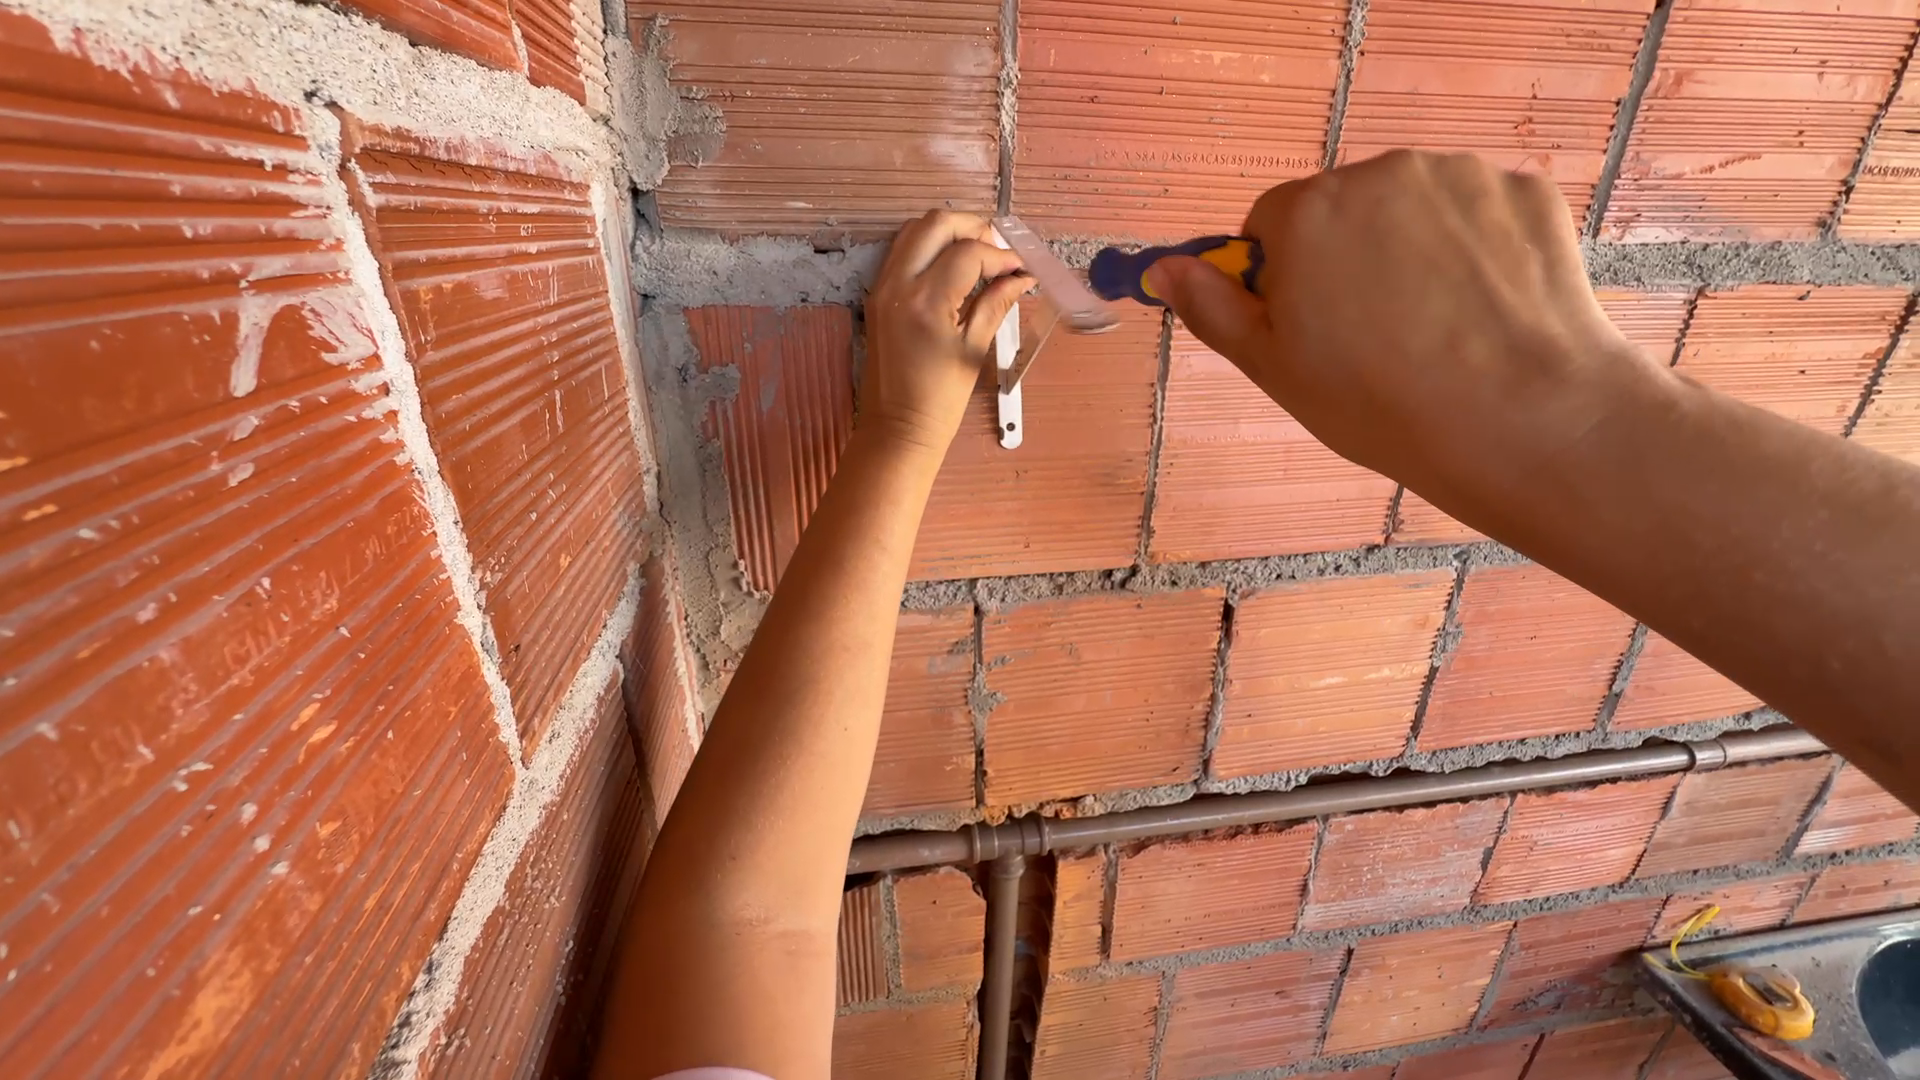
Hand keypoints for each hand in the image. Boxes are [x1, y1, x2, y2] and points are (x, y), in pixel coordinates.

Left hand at [861, 210, 1033, 452]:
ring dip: (948, 233)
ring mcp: (882, 287)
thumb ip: (996, 303)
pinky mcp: (877, 295)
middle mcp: (898, 284)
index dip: (1000, 255)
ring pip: (914, 231)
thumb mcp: (974, 349)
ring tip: (978, 254)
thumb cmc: (940, 399)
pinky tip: (952, 267)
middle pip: (936, 224)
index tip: (1020, 267)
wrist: (897, 428)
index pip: (969, 253)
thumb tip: (1021, 276)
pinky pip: (902, 252)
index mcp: (926, 301)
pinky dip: (928, 248)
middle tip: (998, 250)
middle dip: (973, 227)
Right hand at [1145, 151, 1670, 524]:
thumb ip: (1209, 307)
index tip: (1301, 325)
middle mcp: (1381, 172)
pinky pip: (1470, 211)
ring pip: (1405, 207)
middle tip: (1363, 333)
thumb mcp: (1269, 365)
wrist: (1517, 418)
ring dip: (1400, 247)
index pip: (1267, 223)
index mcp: (1309, 211)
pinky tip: (1475, 307)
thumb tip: (1161, 268)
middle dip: (1338, 256)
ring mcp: (1462, 175)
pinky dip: (1464, 248)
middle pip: (1337, 209)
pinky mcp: (1525, 191)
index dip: (1277, 276)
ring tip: (1426, 325)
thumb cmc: (1370, 400)